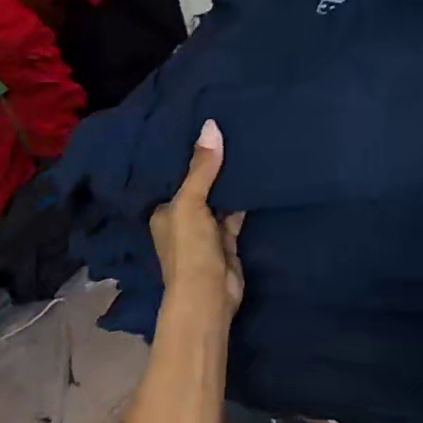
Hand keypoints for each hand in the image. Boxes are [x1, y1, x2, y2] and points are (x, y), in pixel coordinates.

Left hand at [151, 120, 245, 313]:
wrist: (208, 296)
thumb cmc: (190, 248)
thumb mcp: (191, 203)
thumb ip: (202, 168)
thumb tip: (211, 125)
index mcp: (165, 211)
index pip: (178, 177)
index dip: (192, 158)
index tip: (209, 131)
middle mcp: (183, 221)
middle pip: (201, 189)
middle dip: (214, 169)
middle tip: (234, 134)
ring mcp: (206, 234)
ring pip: (220, 202)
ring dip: (231, 185)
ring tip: (248, 150)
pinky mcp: (228, 244)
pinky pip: (236, 217)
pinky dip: (244, 203)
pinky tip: (258, 181)